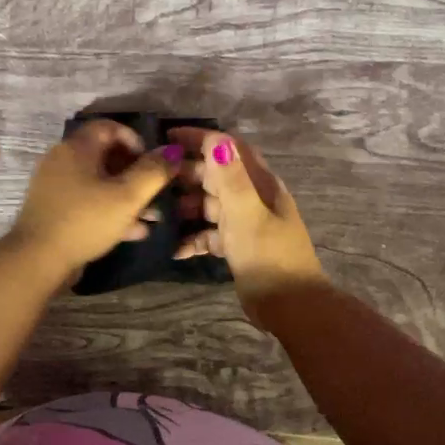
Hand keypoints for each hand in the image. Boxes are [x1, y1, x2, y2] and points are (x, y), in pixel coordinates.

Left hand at [6, 119, 181, 277]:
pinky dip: (109, 211)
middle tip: (156, 193)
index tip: (153, 163)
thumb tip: (172, 151)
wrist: (37, 258)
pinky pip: (87, 201)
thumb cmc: (85, 221)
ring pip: (99, 182)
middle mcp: (62, 160)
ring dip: (126, 197)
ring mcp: (55, 185)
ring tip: (152, 217)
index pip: (109, 127)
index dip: (136, 140)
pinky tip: (133, 232)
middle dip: (136, 174)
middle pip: (106, 156)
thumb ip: (153, 172)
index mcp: (77, 148)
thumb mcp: (127, 196)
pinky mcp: (54, 208)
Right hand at [165, 128, 328, 309]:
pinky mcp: (238, 247)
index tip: (167, 137)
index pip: (230, 148)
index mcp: (261, 184)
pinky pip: (209, 235)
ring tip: (158, 215)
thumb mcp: (246, 214)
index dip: (201, 139)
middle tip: (153, 181)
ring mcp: (246, 223)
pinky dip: (193, 239)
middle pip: (215, 176)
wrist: (291, 307)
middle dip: (186, 175)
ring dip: (185, 207)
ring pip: (209, 205)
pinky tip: (175, 249)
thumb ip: (231, 177)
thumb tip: (216, 139)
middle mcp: (254, 198)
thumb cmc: (268, 255)